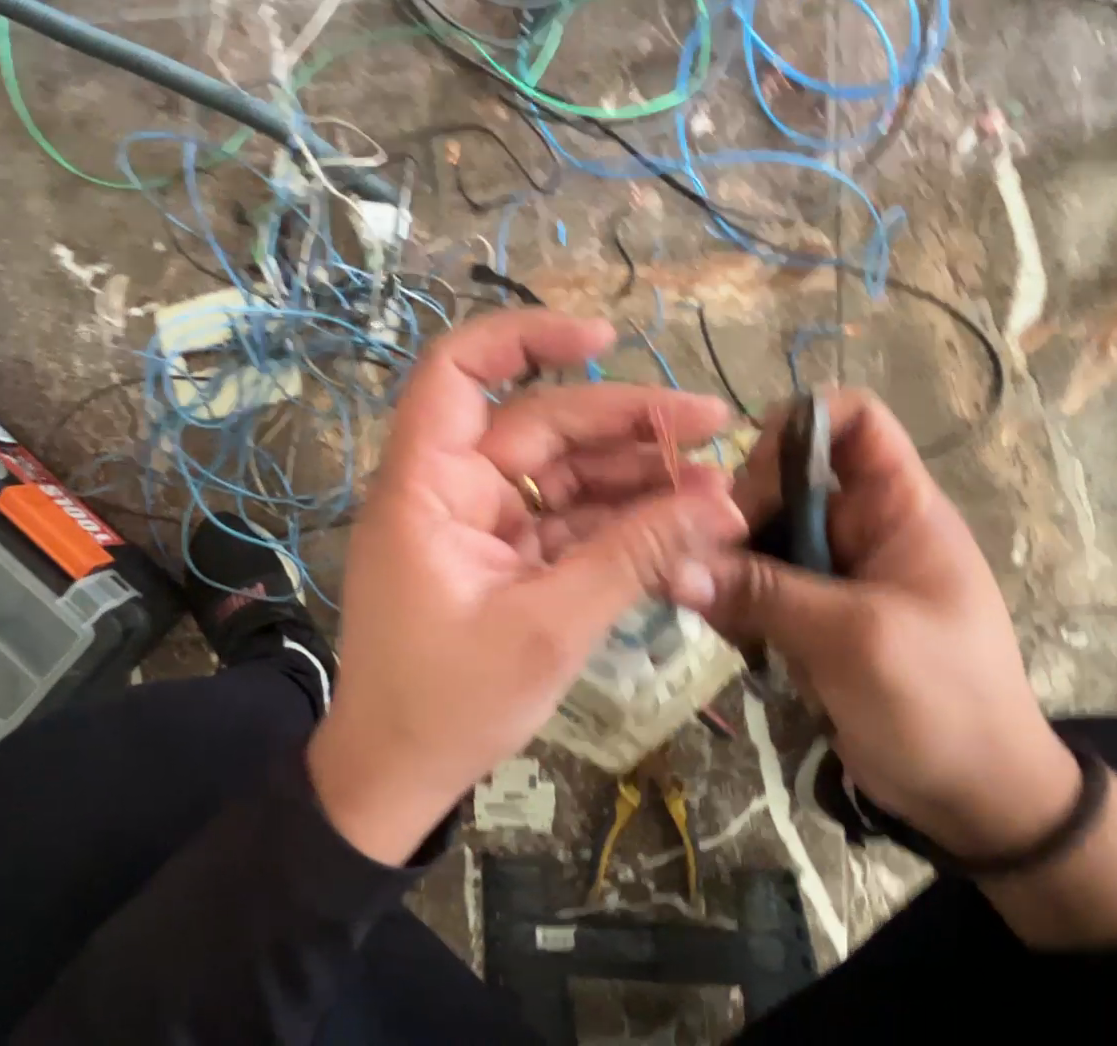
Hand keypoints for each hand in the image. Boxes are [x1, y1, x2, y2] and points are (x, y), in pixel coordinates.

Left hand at [308, 312, 749, 863]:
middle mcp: (451, 491)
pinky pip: (567, 527)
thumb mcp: (549, 628)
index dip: (527, 337)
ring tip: (715, 498)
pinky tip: (682, 541)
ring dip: (637, 484)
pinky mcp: (505, 562)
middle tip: (714, 433)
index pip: (459, 372)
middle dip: (629, 428)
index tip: (604, 338)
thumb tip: (718, 502)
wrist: (399, 778)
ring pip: (565, 477)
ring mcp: (480, 527)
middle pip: (542, 426)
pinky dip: (620, 532)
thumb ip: (632, 557)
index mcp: (428, 486)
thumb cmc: (450, 704)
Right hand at [695, 390, 1078, 857]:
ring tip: (710, 609)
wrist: (974, 799)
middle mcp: (861, 529)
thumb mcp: (854, 640)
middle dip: (738, 517)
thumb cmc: (941, 704)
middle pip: (783, 483)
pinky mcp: (810, 618)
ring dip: (727, 568)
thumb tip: (672, 567)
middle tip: (700, 564)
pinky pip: (756, 588)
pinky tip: (728, 637)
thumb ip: (763, 596)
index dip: (796, 429)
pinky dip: (733, 605)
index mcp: (899, 508)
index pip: (852, 422)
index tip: (748, 484)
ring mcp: (833, 575)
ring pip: (760, 540)